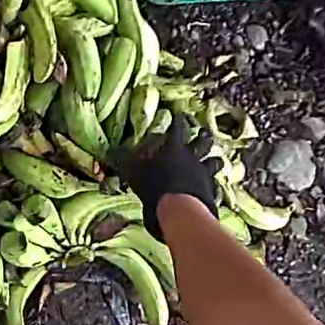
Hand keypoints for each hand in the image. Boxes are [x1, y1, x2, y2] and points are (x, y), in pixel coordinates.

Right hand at [112, 116, 220, 240]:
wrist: (179, 208)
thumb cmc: (154, 185)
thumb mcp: (134, 172)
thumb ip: (124, 161)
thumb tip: (109, 150)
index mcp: (174, 148)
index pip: (177, 129)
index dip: (178, 121)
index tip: (179, 115)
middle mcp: (192, 157)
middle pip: (202, 141)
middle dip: (203, 136)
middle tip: (204, 133)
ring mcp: (204, 173)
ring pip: (215, 162)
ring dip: (214, 160)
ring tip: (215, 160)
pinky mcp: (211, 190)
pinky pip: (215, 185)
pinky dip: (213, 185)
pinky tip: (212, 188)